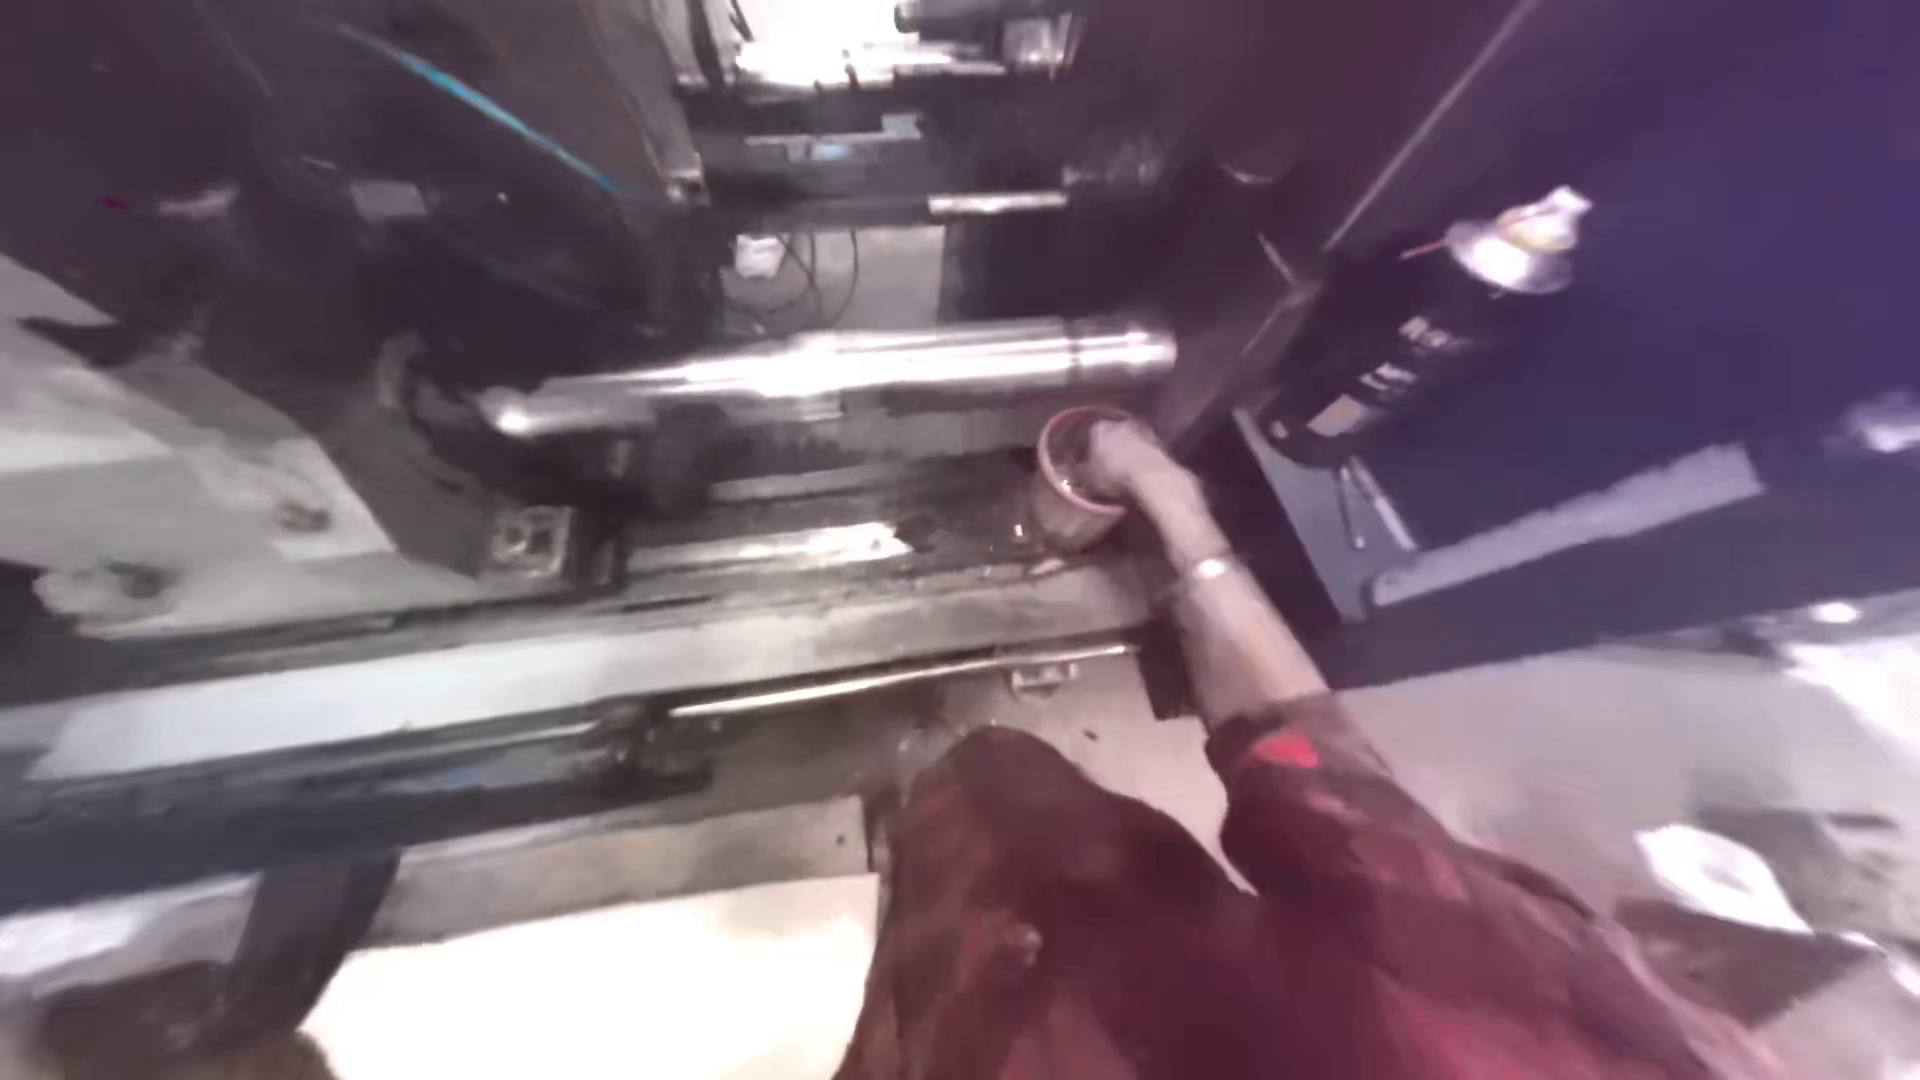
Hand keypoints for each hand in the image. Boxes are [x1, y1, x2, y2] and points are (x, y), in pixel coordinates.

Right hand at [1084, 418, 1176, 499]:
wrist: (1152, 477)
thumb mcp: (1088, 479)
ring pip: (1130, 441)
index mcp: (1099, 428)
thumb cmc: (1113, 475)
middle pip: (1112, 436)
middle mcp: (1121, 424)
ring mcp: (1143, 431)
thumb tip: (1072, 470)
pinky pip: (1145, 451)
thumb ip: (1079, 472)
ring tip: (1124, 471)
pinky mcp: (1161, 443)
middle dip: (1110, 448)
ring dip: (1128, 452)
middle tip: (1107, 466)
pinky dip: (1142, 458)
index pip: (1090, 435)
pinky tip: (1140, 473)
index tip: (1088, 463)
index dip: (1088, 450)